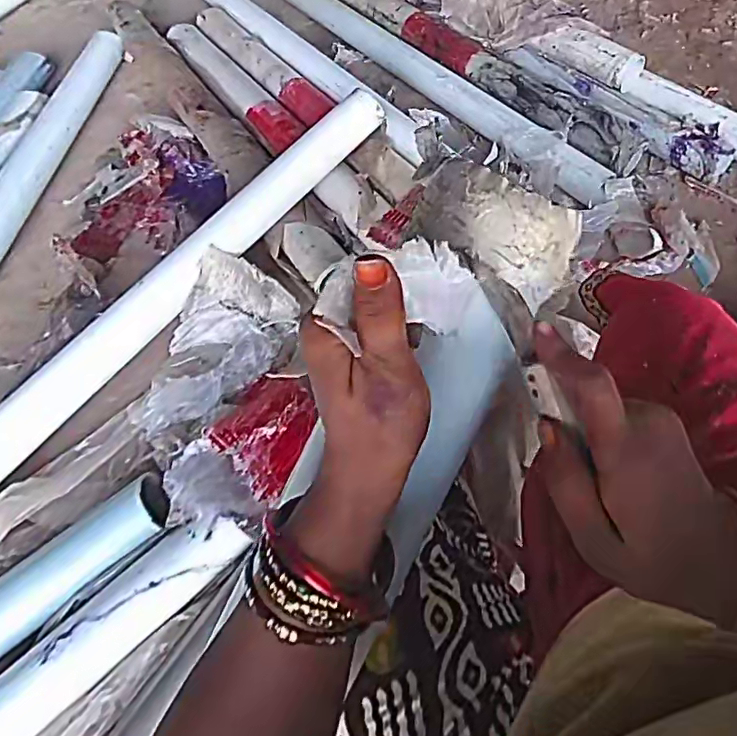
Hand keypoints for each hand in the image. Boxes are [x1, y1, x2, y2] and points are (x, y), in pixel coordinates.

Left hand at [291, 257, 430, 579]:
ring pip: (370, 299)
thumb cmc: (380, 427)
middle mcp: (322, 327)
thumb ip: (380, 314)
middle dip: (394, 291)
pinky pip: (374, 317)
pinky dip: (394, 322)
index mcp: (322, 326)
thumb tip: (371, 265)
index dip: (386, 275)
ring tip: (412, 332)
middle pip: (361, 282)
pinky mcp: (351, 348)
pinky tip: (407, 340)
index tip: (410, 293)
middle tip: (414, 321)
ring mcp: (335, 337)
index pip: (352, 272)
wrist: (372, 471)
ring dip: (397, 306)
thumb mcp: (388, 365)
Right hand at [527, 322, 736, 625]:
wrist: (724, 559)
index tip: (539, 330)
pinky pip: (616, 412)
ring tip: (599, 484)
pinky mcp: (664, 418)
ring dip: (586, 430)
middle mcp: (648, 419)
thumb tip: (547, 427)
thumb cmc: (651, 557)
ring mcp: (660, 416)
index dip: (563, 356)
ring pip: (601, 406)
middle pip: (589, 396)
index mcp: (627, 449)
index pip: (594, 387)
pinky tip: (615, 474)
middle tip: (571, 471)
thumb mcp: (592, 540)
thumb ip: (564, 481)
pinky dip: (602, 432)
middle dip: (566, 418)